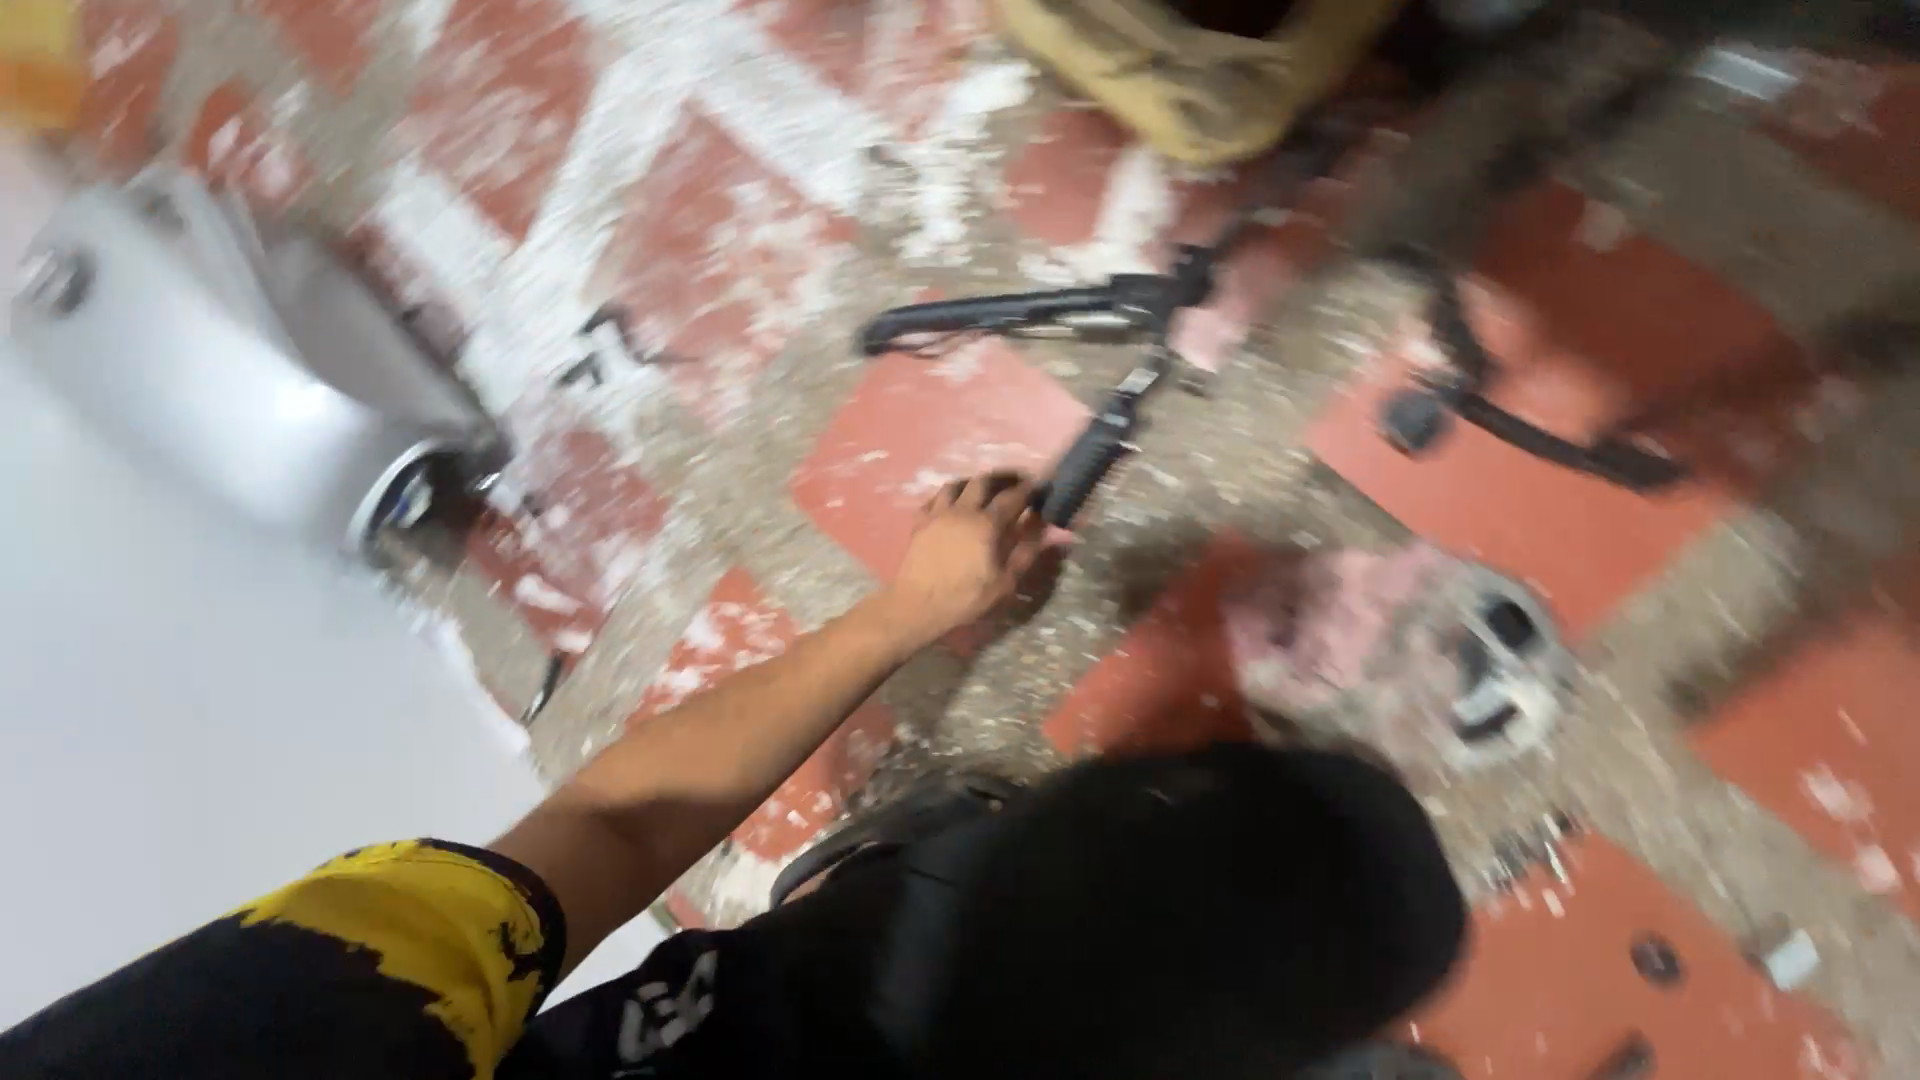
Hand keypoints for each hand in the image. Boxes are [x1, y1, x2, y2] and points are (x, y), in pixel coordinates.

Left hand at [874, 472, 1048, 650]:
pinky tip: (950, 504)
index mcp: (986, 524)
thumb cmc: (964, 598)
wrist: (917, 605)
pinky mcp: (919, 522)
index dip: (1028, 489)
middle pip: (983, 481)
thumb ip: (1024, 554)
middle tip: (1014, 482)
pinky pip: (934, 498)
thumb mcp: (1004, 583)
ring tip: (981, 489)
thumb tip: (1039, 530)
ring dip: (972, 483)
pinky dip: (947, 496)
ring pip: (956, 484)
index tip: (1039, 486)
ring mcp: (937, 514)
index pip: (1012, 497)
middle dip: (1002, 478)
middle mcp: (962, 510)